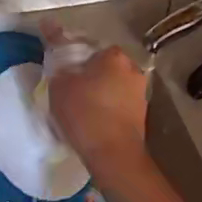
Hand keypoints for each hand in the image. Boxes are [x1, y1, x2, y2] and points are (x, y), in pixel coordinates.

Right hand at [41, 22, 148, 175]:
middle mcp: (132, 69)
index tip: (63, 68)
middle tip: (70, 87)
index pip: (91, 47)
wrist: (113, 153)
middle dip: (90, 74)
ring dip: (100, 91)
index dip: (74, 57)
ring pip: (114, 86)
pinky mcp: (142, 115)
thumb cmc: (85, 113)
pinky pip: (119, 104)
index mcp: (114, 56)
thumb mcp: (59, 86)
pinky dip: (108, 107)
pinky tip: (94, 118)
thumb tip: (61, 62)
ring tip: (81, 106)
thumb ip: (59, 67)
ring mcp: (140, 93)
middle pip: (105, 67)